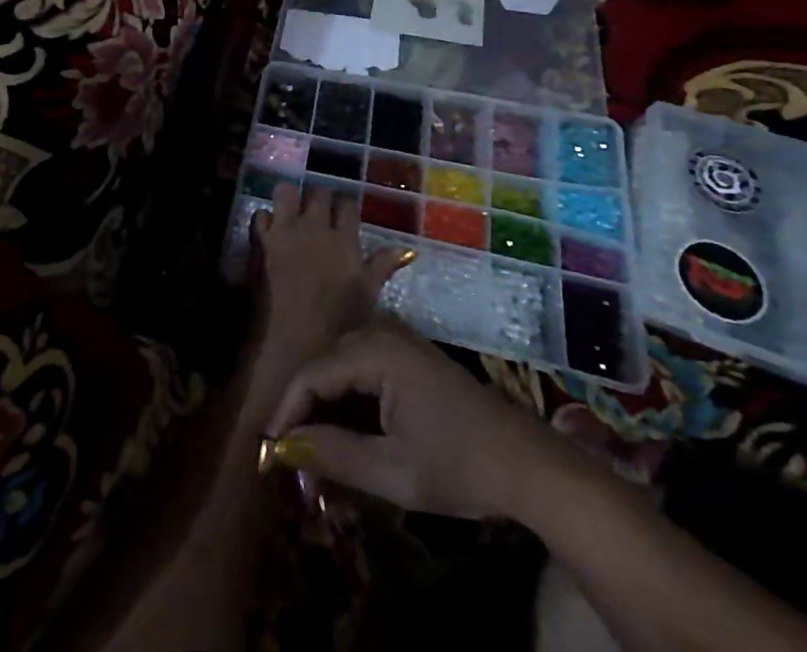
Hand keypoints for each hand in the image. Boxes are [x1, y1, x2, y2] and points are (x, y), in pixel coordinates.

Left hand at [251, 184, 413, 370]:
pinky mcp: (260, 239)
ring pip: (286, 192)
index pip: (348, 203)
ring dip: (288, 198)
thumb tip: (407, 248)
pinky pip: (260, 214)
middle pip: (318, 193)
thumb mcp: (367, 294)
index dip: (346, 203)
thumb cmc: (335, 319)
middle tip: (317, 210)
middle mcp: (315, 227)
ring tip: (289, 210)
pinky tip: (268, 230)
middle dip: (318, 197)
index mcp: (344, 239)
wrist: (291, 333)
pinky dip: (264, 219)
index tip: (343, 209)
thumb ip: (383, 266)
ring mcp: (285, 230)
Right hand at [264, 323, 565, 519]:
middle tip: (297, 461)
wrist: (535, 470)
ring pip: (340, 374)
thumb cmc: (463, 468)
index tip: (271, 451)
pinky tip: (347, 441)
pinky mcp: (409, 359)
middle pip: (323, 370)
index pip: (311, 376)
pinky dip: (350, 408)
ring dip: (327, 414)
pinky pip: (362, 376)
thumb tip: (281, 447)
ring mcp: (398, 343)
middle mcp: (381, 334)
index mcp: (376, 351)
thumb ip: (332, 454)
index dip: (286, 413)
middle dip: (306, 416)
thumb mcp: (393, 471)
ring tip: (319, 457)